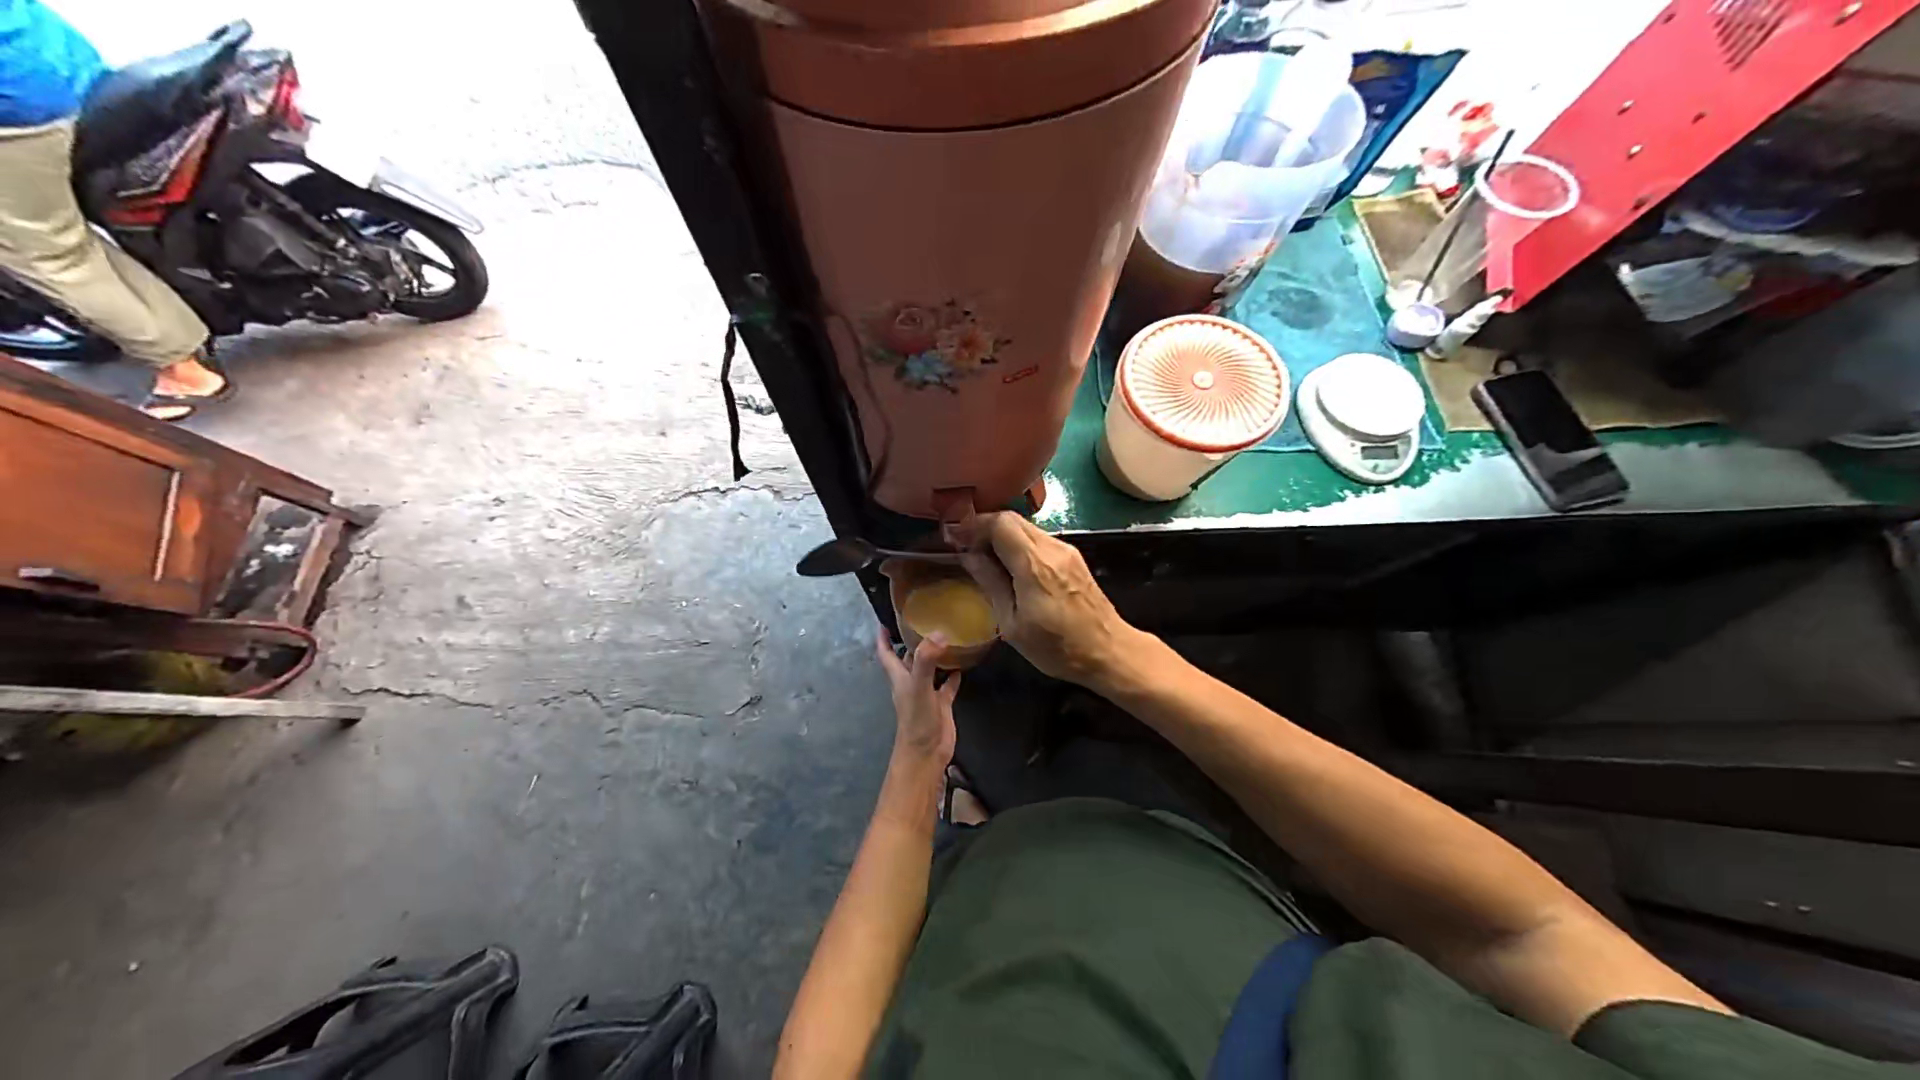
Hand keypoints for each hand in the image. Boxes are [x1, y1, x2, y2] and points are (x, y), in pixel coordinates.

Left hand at [874, 623, 959, 764]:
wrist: (926, 753)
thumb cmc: (916, 720)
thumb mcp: (919, 686)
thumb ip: (926, 661)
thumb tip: (939, 634)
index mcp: (899, 677)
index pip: (886, 653)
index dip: (883, 638)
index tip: (885, 621)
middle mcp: (911, 682)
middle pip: (908, 658)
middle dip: (912, 641)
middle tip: (923, 621)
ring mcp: (926, 693)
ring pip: (928, 668)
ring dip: (934, 655)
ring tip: (945, 635)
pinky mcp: (942, 703)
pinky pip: (947, 684)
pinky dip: (952, 674)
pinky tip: (962, 663)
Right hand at [958, 512, 1140, 688]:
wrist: (1109, 651)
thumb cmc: (1057, 647)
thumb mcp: (1012, 624)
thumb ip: (991, 583)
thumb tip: (969, 556)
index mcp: (1034, 565)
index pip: (999, 522)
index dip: (973, 525)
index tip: (955, 539)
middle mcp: (1052, 548)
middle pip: (1012, 519)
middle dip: (984, 527)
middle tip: (965, 547)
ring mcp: (1066, 550)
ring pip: (1026, 527)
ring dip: (1001, 535)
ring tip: (984, 558)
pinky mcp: (1073, 557)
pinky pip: (1038, 539)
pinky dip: (1018, 544)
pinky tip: (1009, 565)